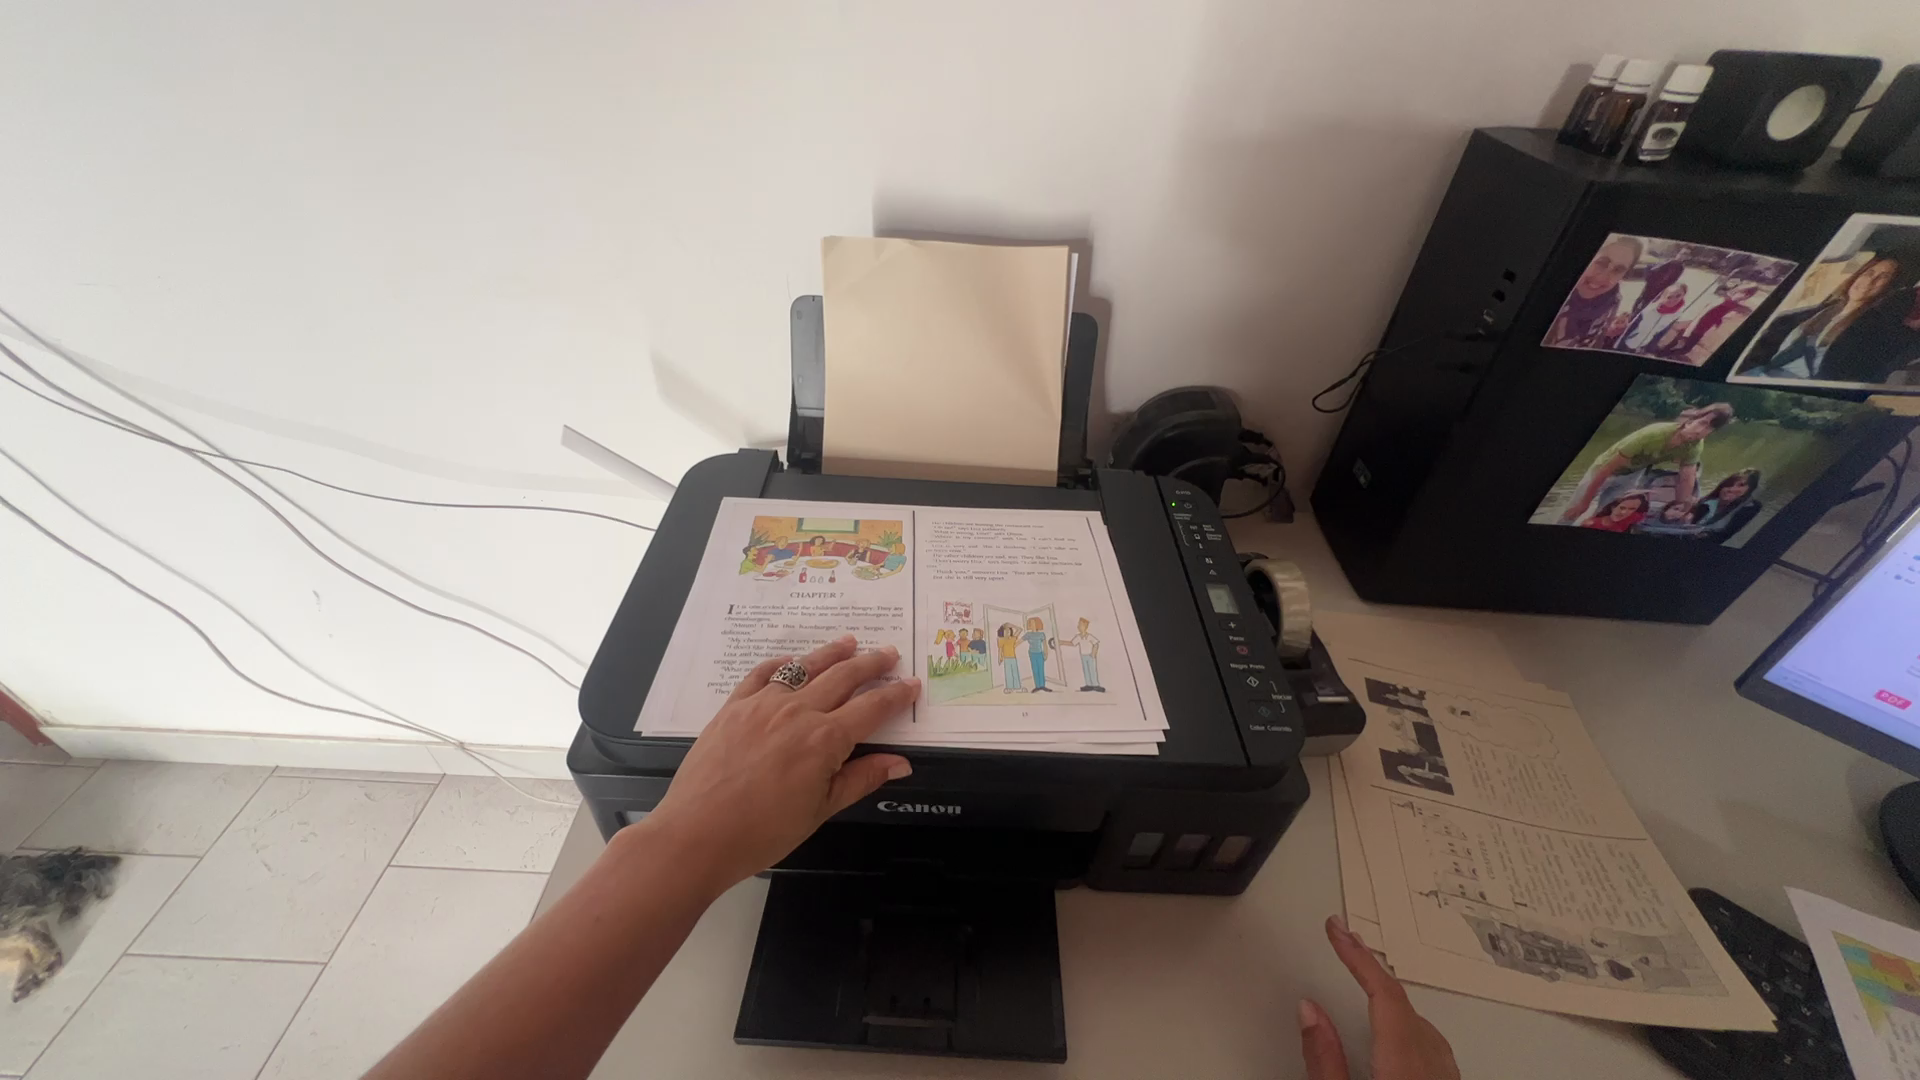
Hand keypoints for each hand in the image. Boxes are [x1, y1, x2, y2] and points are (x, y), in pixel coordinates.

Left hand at [645, 635, 917, 894]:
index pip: (872, 709)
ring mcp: (763, 704)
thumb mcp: (821, 810)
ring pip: (805, 668)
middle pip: (843, 677)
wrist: (696, 835)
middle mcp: (798, 712)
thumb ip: (861, 778)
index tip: (911, 684)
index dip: (896, 695)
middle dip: (871, 663)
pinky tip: (791, 661)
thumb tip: (900, 763)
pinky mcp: (734, 707)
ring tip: (849, 642)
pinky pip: (761, 674)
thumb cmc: (763, 832)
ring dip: (831, 653)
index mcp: (825, 739)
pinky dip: (781, 664)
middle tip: (889, 652)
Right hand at [1299, 916, 1458, 1079]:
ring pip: (1423, 1024)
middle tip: (1343, 936)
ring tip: (1365, 971)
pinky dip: (1409, 1020)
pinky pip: (1434, 1046)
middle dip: (1371, 968)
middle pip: (1404, 1005)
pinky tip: (1398, 1023)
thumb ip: (1325, 1057)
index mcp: (1404, 1065)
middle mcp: (1433, 1070)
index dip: (1357, 956)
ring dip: (1391, 993)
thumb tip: (1309, 1009)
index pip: (1384, 995)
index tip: (1335, 927)